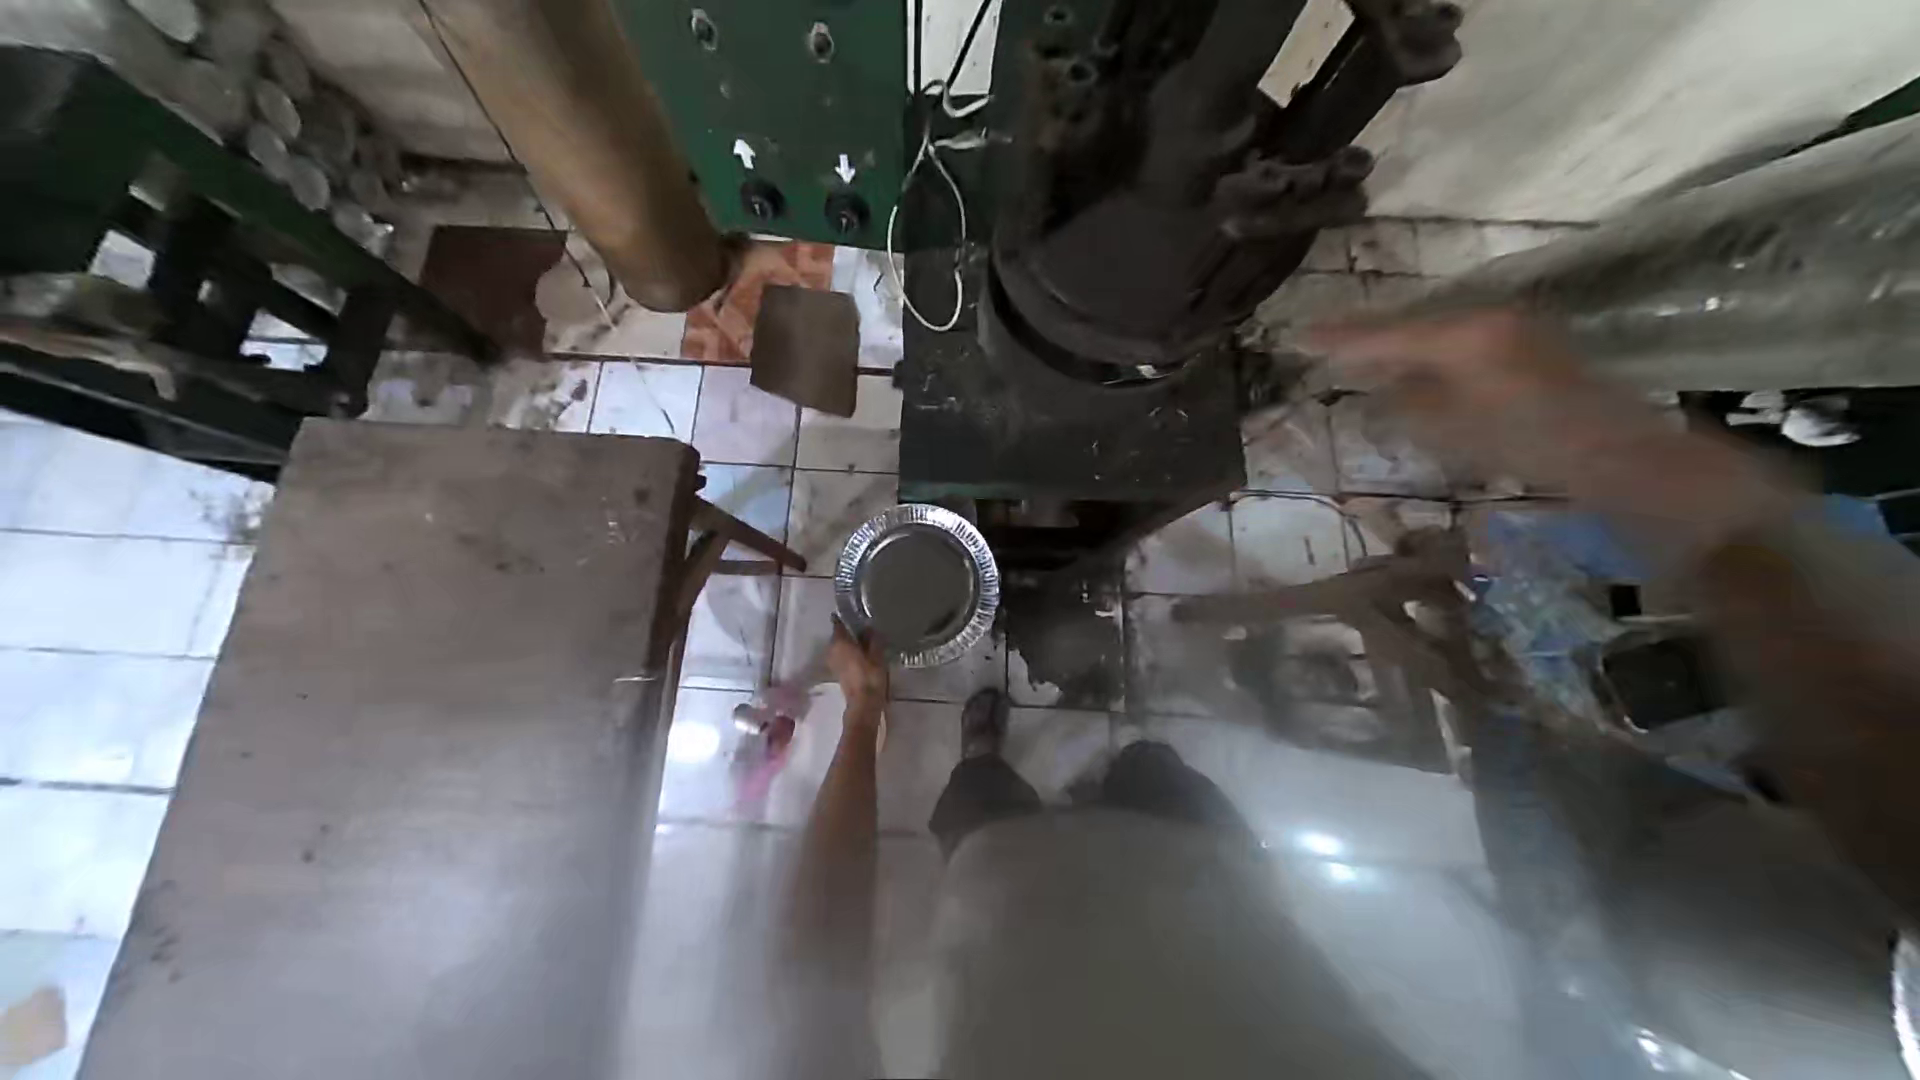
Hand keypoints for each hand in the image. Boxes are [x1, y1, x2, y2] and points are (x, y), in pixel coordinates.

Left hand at [827, 618, 887, 734]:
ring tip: (865, 641)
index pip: (838, 623)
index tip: (855, 613)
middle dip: (849, 631)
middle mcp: (832, 649)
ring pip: (840, 646)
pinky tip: (861, 654)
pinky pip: (841, 656)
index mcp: (840, 642)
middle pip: (839, 635)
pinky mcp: (836, 672)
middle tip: (864, 627)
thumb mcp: (877, 654)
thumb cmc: (870, 676)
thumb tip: (869, 628)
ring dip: (849, 643)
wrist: (863, 703)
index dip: (845, 617)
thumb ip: (873, 639)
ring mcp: (832, 662)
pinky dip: (849, 653)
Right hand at [1309, 307, 1797, 562]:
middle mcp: (1482, 317)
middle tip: (1318, 342)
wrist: (1611, 450)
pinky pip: (1452, 336)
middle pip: (1405, 322)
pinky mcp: (1520, 339)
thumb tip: (1371, 379)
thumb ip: (1399, 396)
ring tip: (1351, 352)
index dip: (1337, 338)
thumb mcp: (1442, 426)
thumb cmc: (1519, 442)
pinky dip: (1421, 348)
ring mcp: (1506, 324)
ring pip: (1429, 328)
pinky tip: (1402, 361)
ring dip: (1391, 341)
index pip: (1383, 333)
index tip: (1297, 338)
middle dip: (1361, 334)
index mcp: (1460, 336)